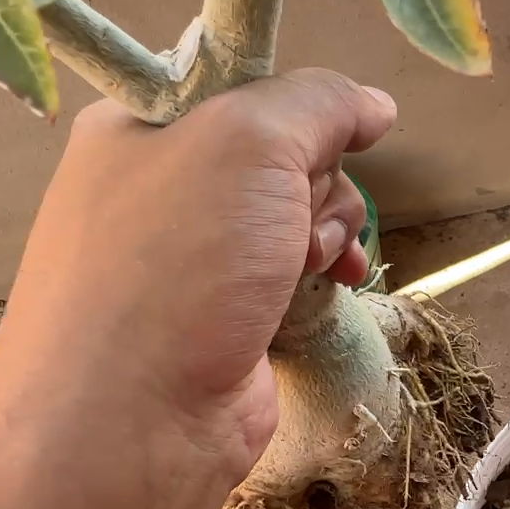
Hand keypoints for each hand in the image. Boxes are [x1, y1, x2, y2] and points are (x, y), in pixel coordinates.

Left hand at [0, 69, 396, 480]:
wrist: (134, 422)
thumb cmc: (177, 263)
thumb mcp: (248, 144)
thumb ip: (318, 104)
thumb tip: (375, 103)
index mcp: (145, 125)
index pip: (244, 86)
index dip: (296, 109)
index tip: (323, 136)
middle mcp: (167, 184)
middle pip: (283, 152)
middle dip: (315, 182)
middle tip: (297, 221)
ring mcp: (199, 254)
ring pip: (298, 212)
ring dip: (325, 230)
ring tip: (311, 264)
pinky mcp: (230, 309)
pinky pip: (296, 266)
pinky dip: (323, 271)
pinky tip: (335, 284)